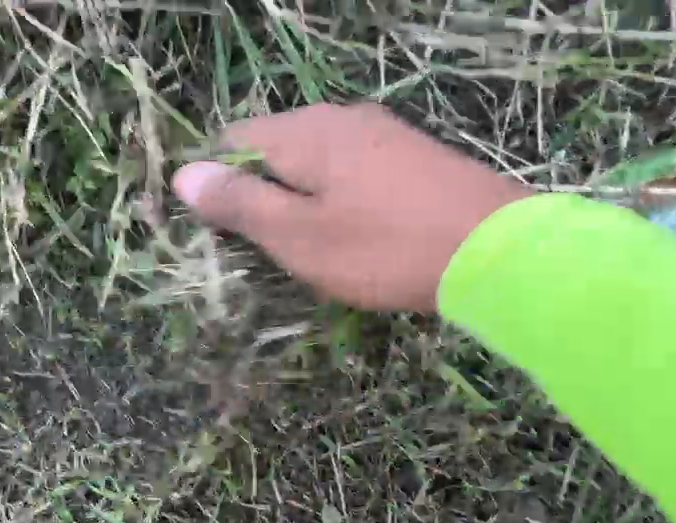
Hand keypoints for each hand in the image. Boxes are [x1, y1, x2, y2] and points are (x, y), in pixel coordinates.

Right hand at [171, 104, 529, 312]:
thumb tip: (184, 175)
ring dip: (287, 197)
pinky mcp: (404, 157)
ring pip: (308, 159)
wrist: (490, 251)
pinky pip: (341, 169)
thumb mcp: (295, 233)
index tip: (211, 230)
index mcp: (304, 133)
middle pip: (270, 147)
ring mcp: (378, 134)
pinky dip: (323, 197)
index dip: (211, 182)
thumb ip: (238, 203)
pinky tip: (334, 232)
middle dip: (250, 191)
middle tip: (250, 247)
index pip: (231, 141)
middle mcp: (339, 119)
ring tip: (289, 246)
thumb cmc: (378, 248)